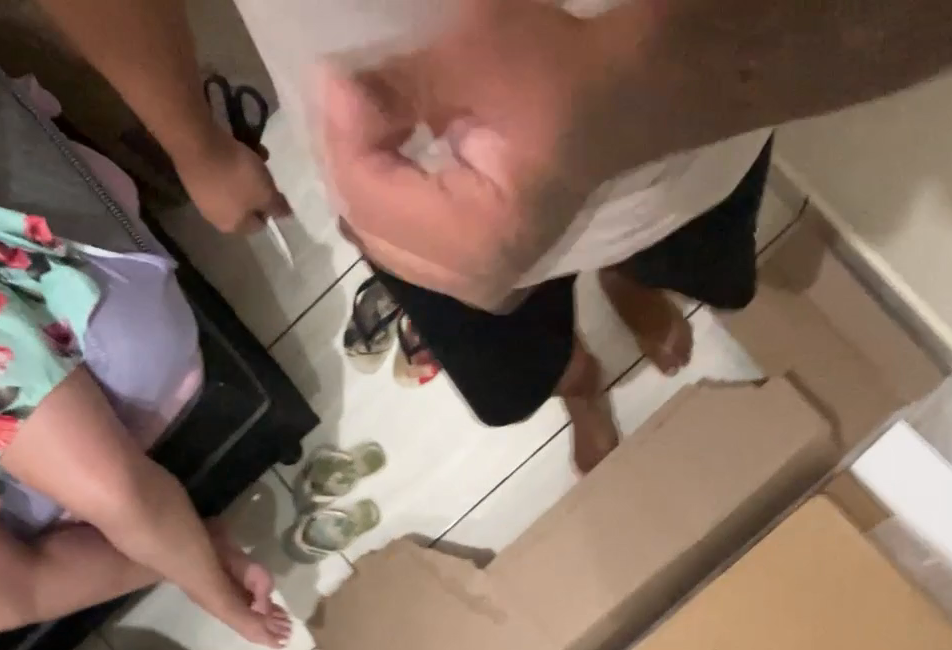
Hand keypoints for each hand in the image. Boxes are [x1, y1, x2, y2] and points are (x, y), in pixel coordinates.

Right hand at [176, 130, 291, 234]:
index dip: (270, 208)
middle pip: (245, 204)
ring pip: (233, 186)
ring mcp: (200, 195)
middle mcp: (214, 216)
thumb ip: (277, 207)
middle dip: (258, 187)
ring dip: (247, 171)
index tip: (275, 190)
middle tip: (265, 170)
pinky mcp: (192, 174)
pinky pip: (218, 172)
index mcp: (233, 226)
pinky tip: (236, 145)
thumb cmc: (236, 175)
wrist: (196, 143)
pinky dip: (229, 162)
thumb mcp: (265, 193)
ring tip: (255, 153)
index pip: (259, 224)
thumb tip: (285, 216)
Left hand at [317, 0, 633, 309]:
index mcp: (483, 240)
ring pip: (383, 245)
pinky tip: (388, 162)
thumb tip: (332, 93)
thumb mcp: (477, 59)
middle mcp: (477, 282)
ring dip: (365, 184)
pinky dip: (388, 206)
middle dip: (348, 161)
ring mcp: (478, 287)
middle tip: (345, 96)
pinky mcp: (479, 278)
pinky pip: (406, 250)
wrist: (619, 103)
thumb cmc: (562, 74)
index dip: (344, 136)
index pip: (375, 201)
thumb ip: (398, 86)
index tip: (334, 75)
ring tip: (364, 124)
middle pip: (372, 230)